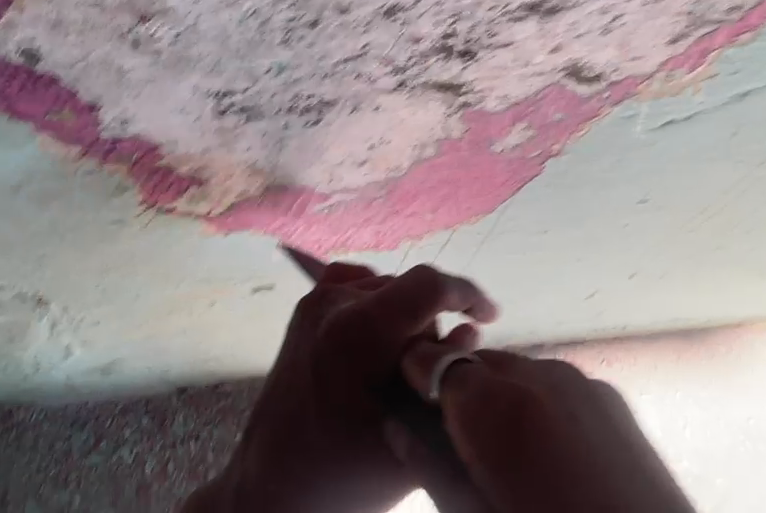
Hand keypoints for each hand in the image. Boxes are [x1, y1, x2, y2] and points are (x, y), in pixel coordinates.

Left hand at [185, 263, 498, 512]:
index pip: (428, 284)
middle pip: (408, 291)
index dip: (467, 293)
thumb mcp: (411, 436)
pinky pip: (356, 286)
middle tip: (442, 369)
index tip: (491, 315)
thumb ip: (446, 380)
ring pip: (385, 290)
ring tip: (410, 366)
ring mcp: (315, 302)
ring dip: (407, 317)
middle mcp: (334, 303)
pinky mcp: (305, 310)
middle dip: (435, 321)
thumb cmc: (344, 471)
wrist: (275, 481)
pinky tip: (386, 337)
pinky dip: (378, 304)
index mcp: (360, 329)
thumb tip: (469, 332)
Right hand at [390, 346, 694, 512]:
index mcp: (491, 403)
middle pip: (472, 363)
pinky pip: (554, 385)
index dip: (412, 376)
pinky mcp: (610, 395)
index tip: (408, 402)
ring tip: (512, 454)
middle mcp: (532, 373)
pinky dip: (540, 405)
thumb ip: (430, 468)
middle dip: (458, 390)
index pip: (428, 358)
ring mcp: (577, 379)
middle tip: (462, 443)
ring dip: (501, 396)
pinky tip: (553, 455)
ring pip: (515, 371)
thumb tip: (395, 427)